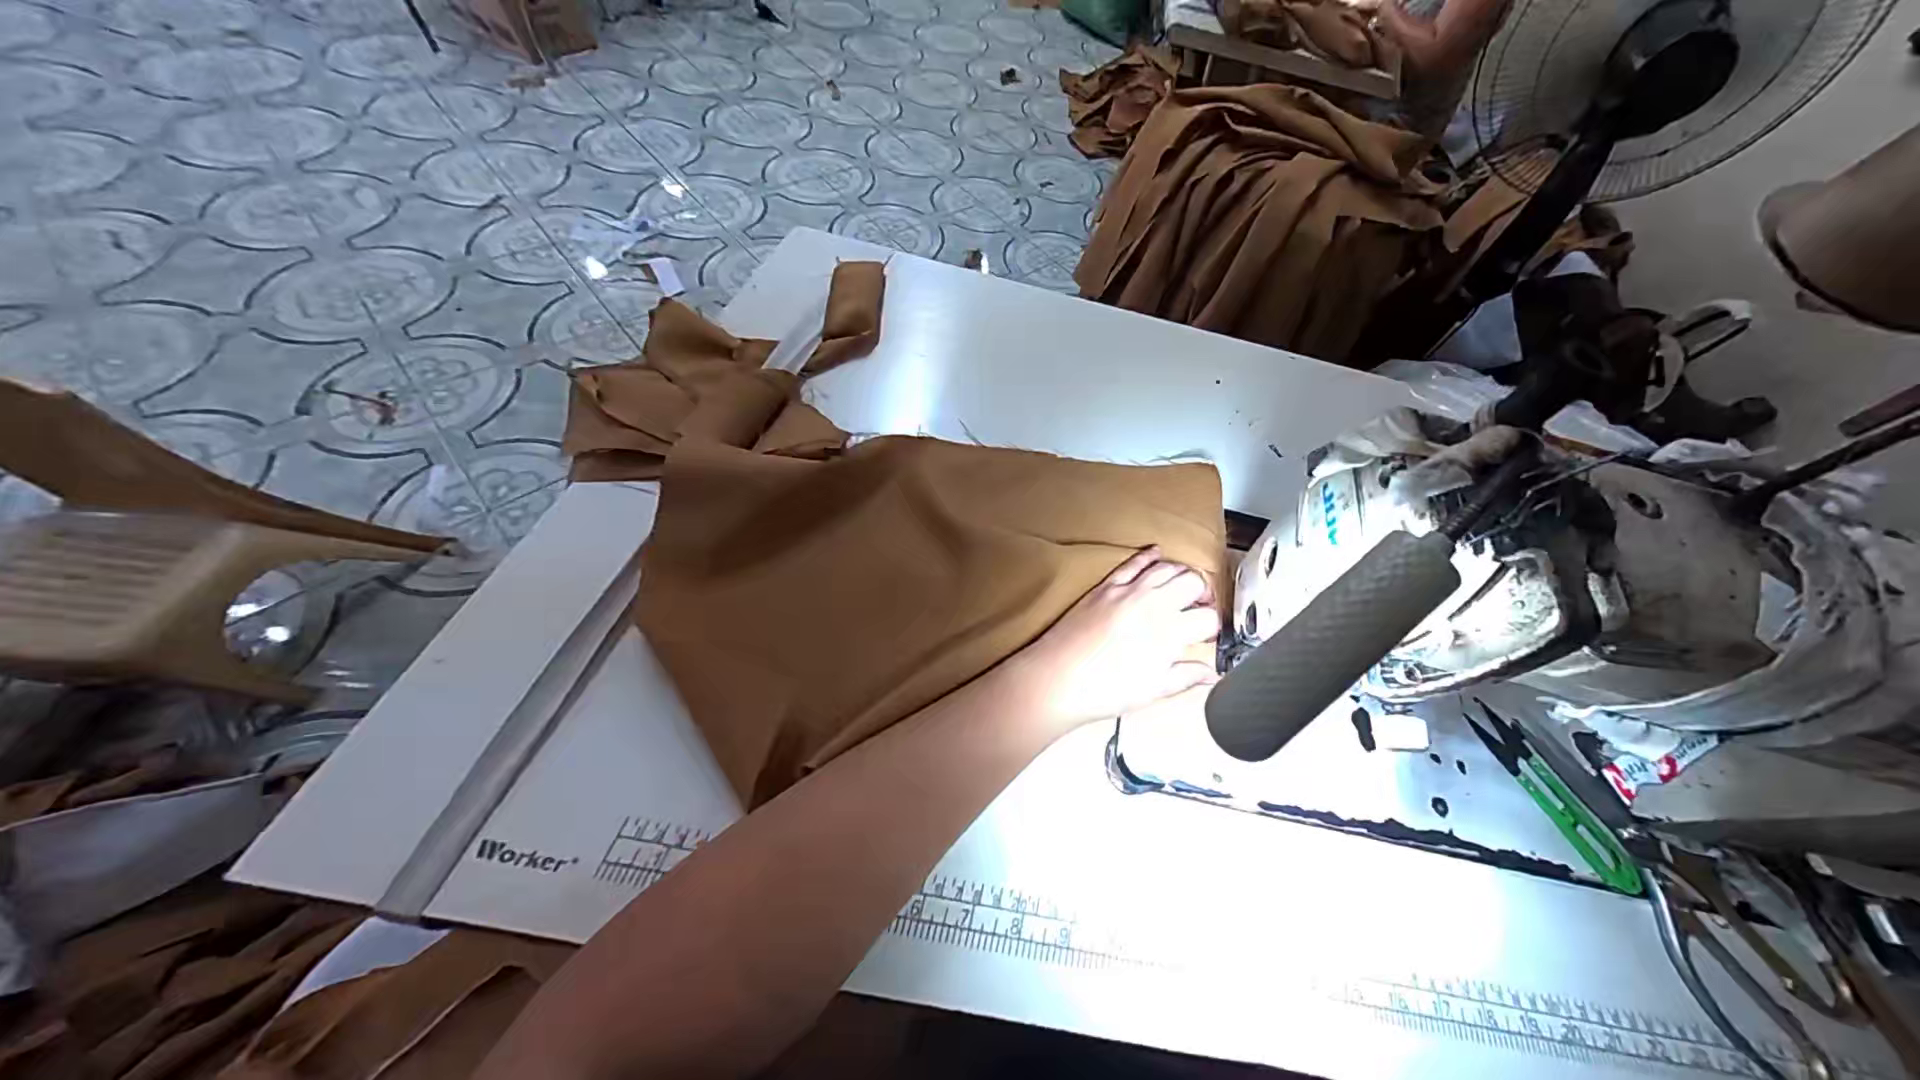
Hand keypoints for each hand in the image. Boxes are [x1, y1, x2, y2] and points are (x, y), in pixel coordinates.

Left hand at [1002, 547, 1220, 736]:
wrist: (1057, 678)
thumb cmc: (1100, 688)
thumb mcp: (1152, 690)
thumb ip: (1185, 677)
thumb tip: (1207, 674)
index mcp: (1169, 632)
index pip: (1208, 618)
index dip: (1213, 628)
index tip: (1207, 636)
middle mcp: (1152, 605)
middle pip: (1193, 582)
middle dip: (1203, 594)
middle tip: (1200, 608)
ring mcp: (1127, 592)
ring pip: (1167, 567)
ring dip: (1182, 574)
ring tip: (1185, 587)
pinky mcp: (1105, 588)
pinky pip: (1132, 563)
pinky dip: (1148, 556)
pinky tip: (1156, 553)